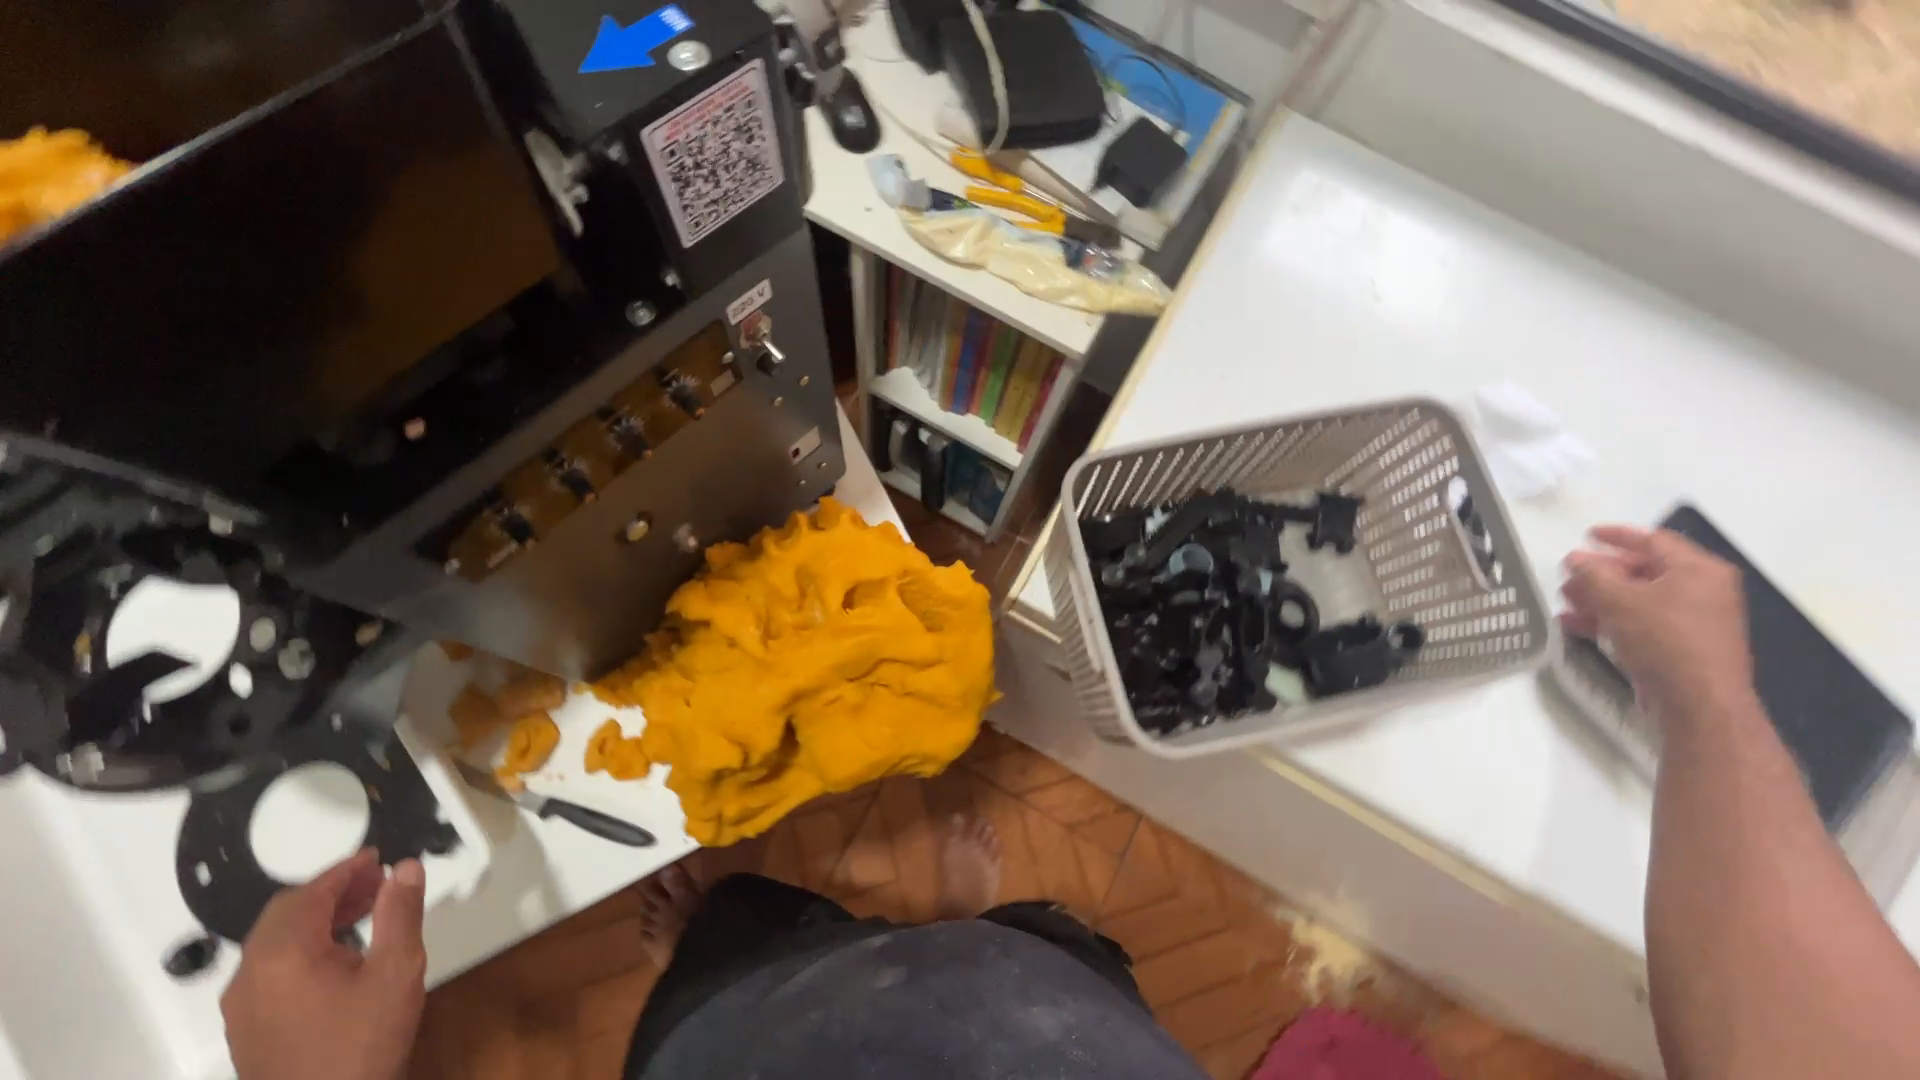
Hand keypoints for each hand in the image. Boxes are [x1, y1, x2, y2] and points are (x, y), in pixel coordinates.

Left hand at [222, 849, 427, 1079]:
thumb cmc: (363, 1040)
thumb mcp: (396, 971)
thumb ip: (400, 914)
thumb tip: (406, 867)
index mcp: (283, 953)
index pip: (311, 893)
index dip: (346, 870)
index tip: (377, 857)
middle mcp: (250, 973)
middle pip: (285, 913)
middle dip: (331, 891)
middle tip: (376, 883)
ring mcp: (242, 1004)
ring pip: (275, 941)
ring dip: (317, 917)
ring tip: (364, 914)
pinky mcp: (247, 1026)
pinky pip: (270, 967)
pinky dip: (303, 946)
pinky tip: (338, 957)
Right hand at [1561, 525, 1755, 721]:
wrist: (1698, 701)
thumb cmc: (1663, 639)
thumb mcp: (1619, 600)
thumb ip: (1592, 575)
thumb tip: (1575, 559)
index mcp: (1697, 570)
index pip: (1654, 540)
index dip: (1617, 536)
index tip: (1586, 535)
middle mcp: (1701, 591)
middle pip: (1644, 570)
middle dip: (1602, 572)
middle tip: (1569, 574)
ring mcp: (1692, 621)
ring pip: (1638, 599)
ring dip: (1600, 597)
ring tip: (1566, 599)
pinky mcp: (1680, 646)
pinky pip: (1640, 623)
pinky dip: (1609, 620)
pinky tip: (1575, 624)